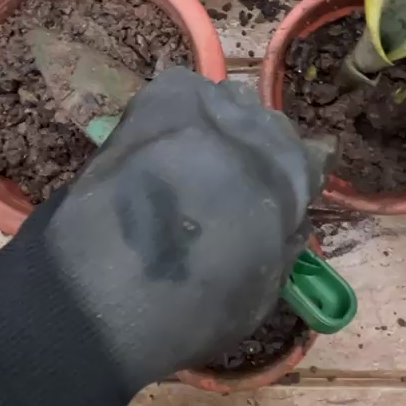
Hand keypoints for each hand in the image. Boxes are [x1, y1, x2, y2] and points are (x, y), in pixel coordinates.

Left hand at [40, 68, 325, 382]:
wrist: (94, 299)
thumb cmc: (184, 317)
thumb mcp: (260, 296)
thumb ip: (284, 241)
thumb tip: (291, 212)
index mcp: (288, 187)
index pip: (312, 157)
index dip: (293, 178)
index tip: (275, 194)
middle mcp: (255, 138)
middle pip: (271, 125)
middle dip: (259, 152)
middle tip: (229, 184)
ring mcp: (206, 113)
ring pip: (232, 101)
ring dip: (223, 127)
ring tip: (193, 161)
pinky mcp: (158, 101)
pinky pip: (185, 88)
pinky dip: (182, 107)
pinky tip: (165, 141)